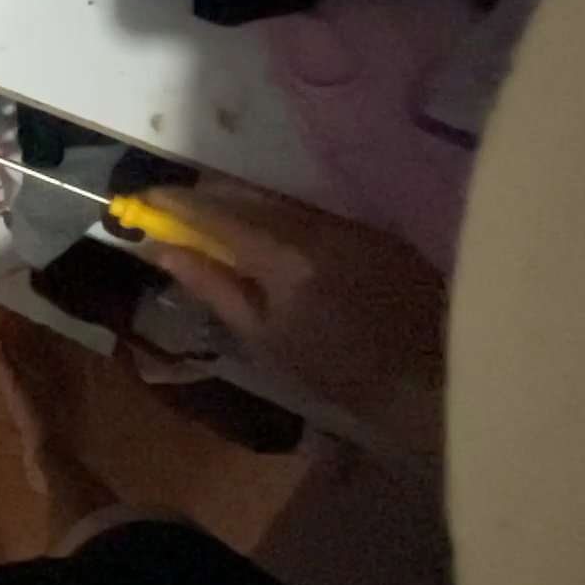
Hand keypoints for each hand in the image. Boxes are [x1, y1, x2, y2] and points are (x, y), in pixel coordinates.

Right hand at [141, 185, 446, 423]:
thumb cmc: (339, 371)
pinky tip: (271, 235)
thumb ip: (211, 285)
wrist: (442, 386)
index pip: (214, 213)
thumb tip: (162, 249)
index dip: (174, 202)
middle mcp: (316, 227)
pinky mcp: (375, 232)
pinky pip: (311, 213)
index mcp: (283, 255)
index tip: (141, 198)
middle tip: (173, 208)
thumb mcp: (262, 337)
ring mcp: (350, 225)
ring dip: (241, 206)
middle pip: (246, 197)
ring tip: (216, 220)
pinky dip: (278, 217)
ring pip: (279, 202)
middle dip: (204, 198)